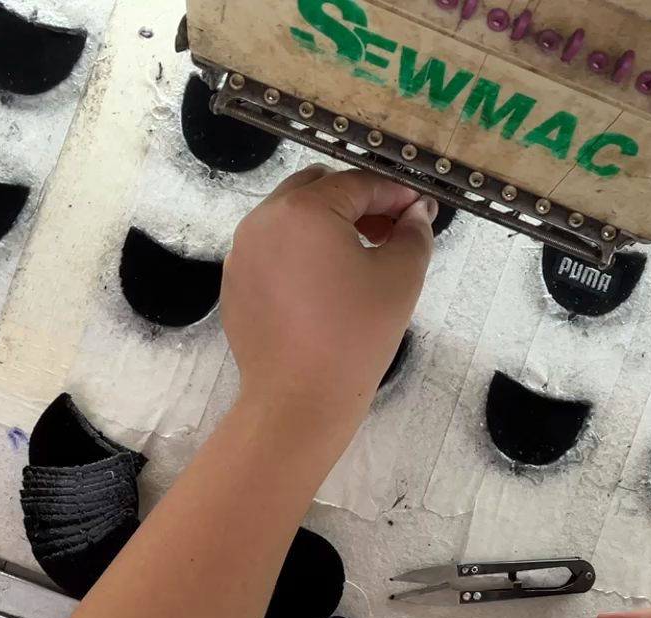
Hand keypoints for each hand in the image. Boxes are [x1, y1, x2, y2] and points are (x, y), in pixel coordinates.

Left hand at [222, 165, 436, 443]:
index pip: (356, 183)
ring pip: (288, 221)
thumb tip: (416, 212)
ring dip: (324, 228)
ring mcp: (241, 255)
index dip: (393, 194)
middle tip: (387, 232)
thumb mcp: (400, 278)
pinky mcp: (234, 287)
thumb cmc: (354, 337)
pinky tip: (321, 290)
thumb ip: (414, 233)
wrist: (299, 400)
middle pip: (315, 191)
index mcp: (302, 209)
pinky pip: (269, 254)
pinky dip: (297, 257)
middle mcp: (262, 221)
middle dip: (355, 204)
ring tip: (356, 260)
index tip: (416, 211)